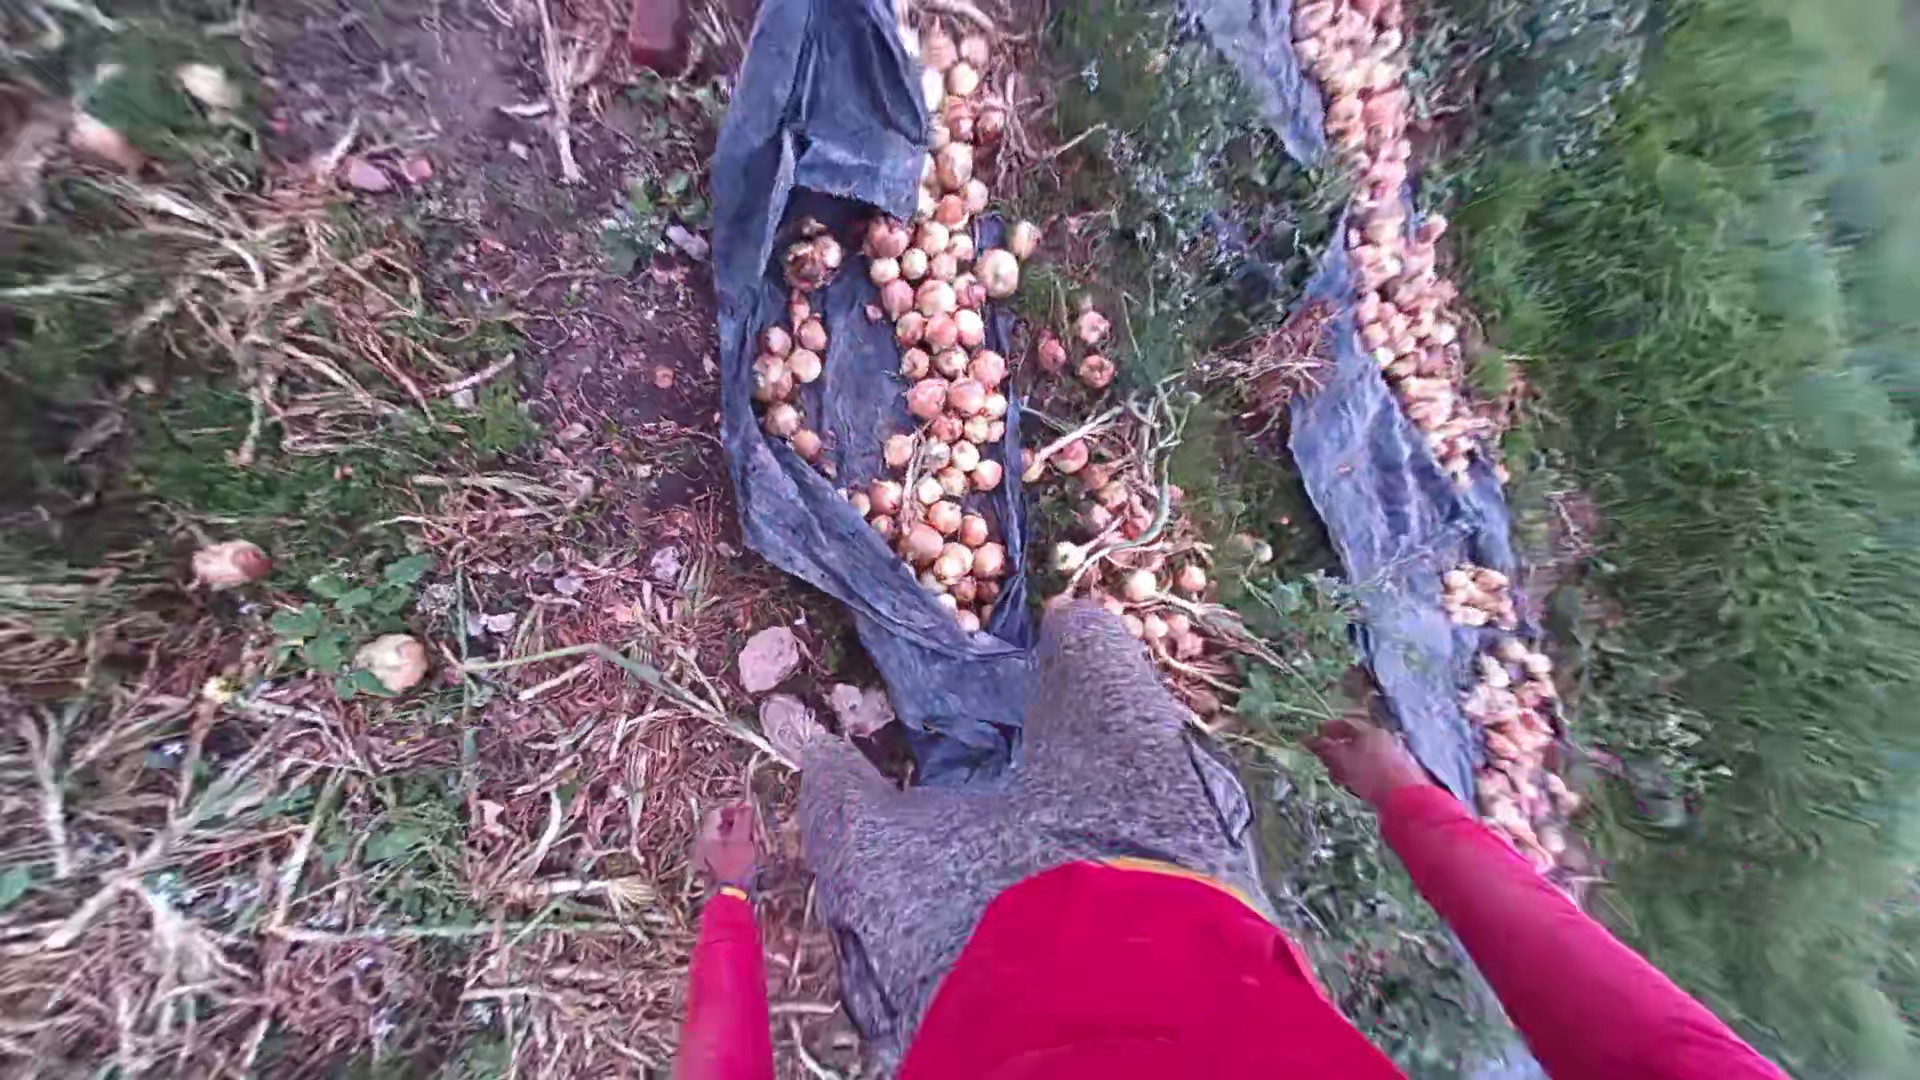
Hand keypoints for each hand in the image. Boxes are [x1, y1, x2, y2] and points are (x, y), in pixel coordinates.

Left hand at [694, 802, 758, 890]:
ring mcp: (709, 851)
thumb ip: (743, 819)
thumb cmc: (736, 863)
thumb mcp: (741, 838)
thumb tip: (746, 803)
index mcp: (708, 835)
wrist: (732, 890)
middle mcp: (705, 841)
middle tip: (750, 821)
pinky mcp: (715, 858)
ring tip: (750, 833)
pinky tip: (745, 844)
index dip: (732, 808)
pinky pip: (724, 842)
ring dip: (737, 829)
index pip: (718, 813)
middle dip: (736, 819)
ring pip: (724, 832)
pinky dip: (735, 839)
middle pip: (720, 822)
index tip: (746, 808)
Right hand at [1306, 716, 1433, 806]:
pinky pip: (1375, 767)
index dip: (1327, 730)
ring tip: (1340, 779)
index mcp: (1370, 731)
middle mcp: (1384, 739)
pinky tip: (1357, 785)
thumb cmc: (1370, 774)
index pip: (1344, 724)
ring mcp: (1395, 756)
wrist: (1410, 802)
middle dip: (1336, 752)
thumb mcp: (1341, 759)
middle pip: (1354, 741)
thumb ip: (1322, 747)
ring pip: (1364, 756)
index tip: (1315, 738)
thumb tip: (1304, 738)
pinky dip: (1362, 773)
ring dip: (1347, 765)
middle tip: (1326, 764)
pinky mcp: (1402, 773)